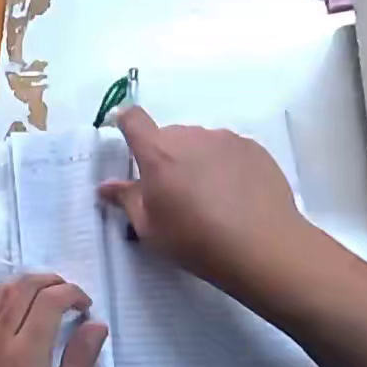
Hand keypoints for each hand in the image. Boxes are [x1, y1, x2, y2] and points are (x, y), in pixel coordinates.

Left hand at [0, 274, 107, 366]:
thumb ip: (81, 363)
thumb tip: (96, 324)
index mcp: (26, 352)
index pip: (50, 299)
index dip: (73, 293)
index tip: (87, 308)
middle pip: (22, 287)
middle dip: (51, 282)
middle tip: (70, 296)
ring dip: (23, 287)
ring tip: (43, 301)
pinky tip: (6, 315)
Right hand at [99, 106, 315, 287]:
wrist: (261, 246)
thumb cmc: (194, 240)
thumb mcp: (150, 229)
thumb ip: (126, 201)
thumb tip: (105, 187)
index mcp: (158, 153)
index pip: (133, 119)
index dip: (126, 122)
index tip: (126, 133)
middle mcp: (191, 137)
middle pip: (169, 136)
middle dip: (165, 156)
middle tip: (174, 192)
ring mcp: (225, 139)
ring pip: (201, 143)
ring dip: (197, 160)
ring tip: (210, 196)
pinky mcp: (253, 148)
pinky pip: (229, 150)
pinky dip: (225, 165)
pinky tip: (235, 195)